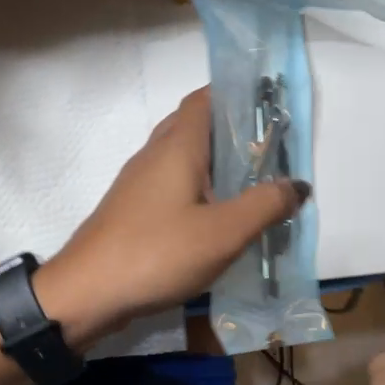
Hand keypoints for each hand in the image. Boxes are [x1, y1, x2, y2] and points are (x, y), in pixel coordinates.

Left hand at [36, 89, 309, 334]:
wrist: (87, 290)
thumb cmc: (157, 253)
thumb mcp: (224, 232)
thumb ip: (264, 205)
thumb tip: (297, 184)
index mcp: (176, 148)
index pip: (202, 100)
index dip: (233, 94)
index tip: (268, 104)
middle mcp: (153, 156)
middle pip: (192, 126)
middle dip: (229, 131)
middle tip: (270, 151)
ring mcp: (137, 184)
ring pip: (180, 159)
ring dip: (213, 164)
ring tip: (252, 184)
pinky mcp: (131, 210)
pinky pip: (170, 186)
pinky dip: (196, 189)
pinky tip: (216, 217)